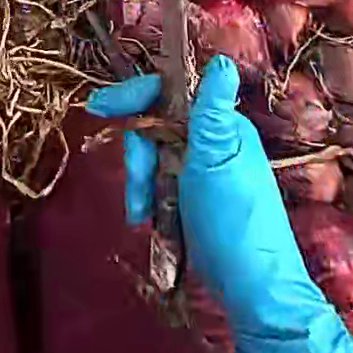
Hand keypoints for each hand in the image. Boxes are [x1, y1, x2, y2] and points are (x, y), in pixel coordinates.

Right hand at [86, 57, 352, 352]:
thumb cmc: (235, 220)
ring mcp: (199, 169)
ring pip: (152, 158)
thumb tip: (224, 61)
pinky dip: (149, 199)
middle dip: (139, 158)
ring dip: (141, 184)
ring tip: (146, 215)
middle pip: (153, 127)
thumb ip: (211, 109)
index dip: (132, 96)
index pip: (167, 92)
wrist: (255, 291)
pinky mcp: (191, 196)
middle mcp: (208, 139)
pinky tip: (152, 221)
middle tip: (138, 193)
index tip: (98, 107)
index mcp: (217, 123)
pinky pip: (157, 184)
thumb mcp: (217, 159)